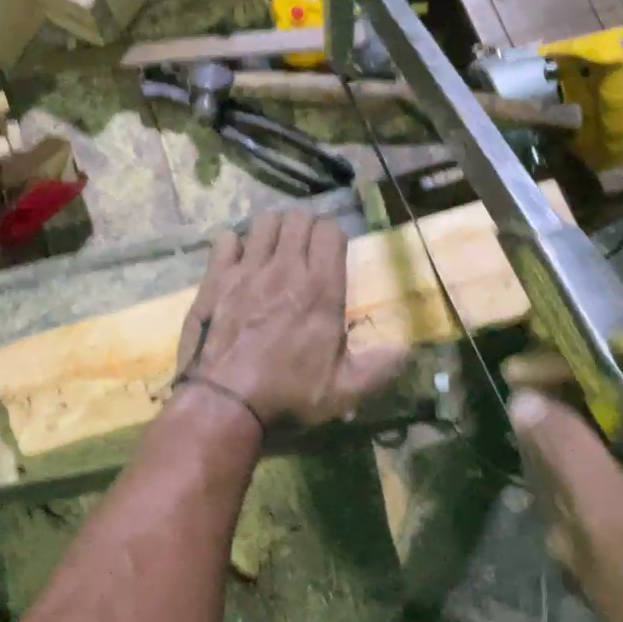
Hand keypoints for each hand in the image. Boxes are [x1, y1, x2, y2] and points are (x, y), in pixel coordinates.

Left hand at [177, 210, 407, 425]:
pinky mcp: (215, 278)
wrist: (224, 403)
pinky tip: (238, 263)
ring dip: (272, 231)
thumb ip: (380, 366)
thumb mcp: (344, 391)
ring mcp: (247, 269)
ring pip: (264, 221)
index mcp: (321, 288)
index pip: (331, 231)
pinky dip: (235, 244)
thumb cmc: (287, 395)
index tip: (330, 254)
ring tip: (273, 252)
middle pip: (298, 218)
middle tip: (303, 251)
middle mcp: (285, 268)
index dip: (333, 237)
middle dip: (305, 228)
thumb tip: (406, 349)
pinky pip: (226, 239)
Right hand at [511, 387, 622, 621]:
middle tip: (523, 412)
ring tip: (541, 446)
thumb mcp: (606, 517)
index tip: (517, 374)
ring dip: (591, 433)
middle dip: (575, 402)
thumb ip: (566, 448)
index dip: (567, 365)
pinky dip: (614, 458)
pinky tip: (579, 482)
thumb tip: (525, 397)